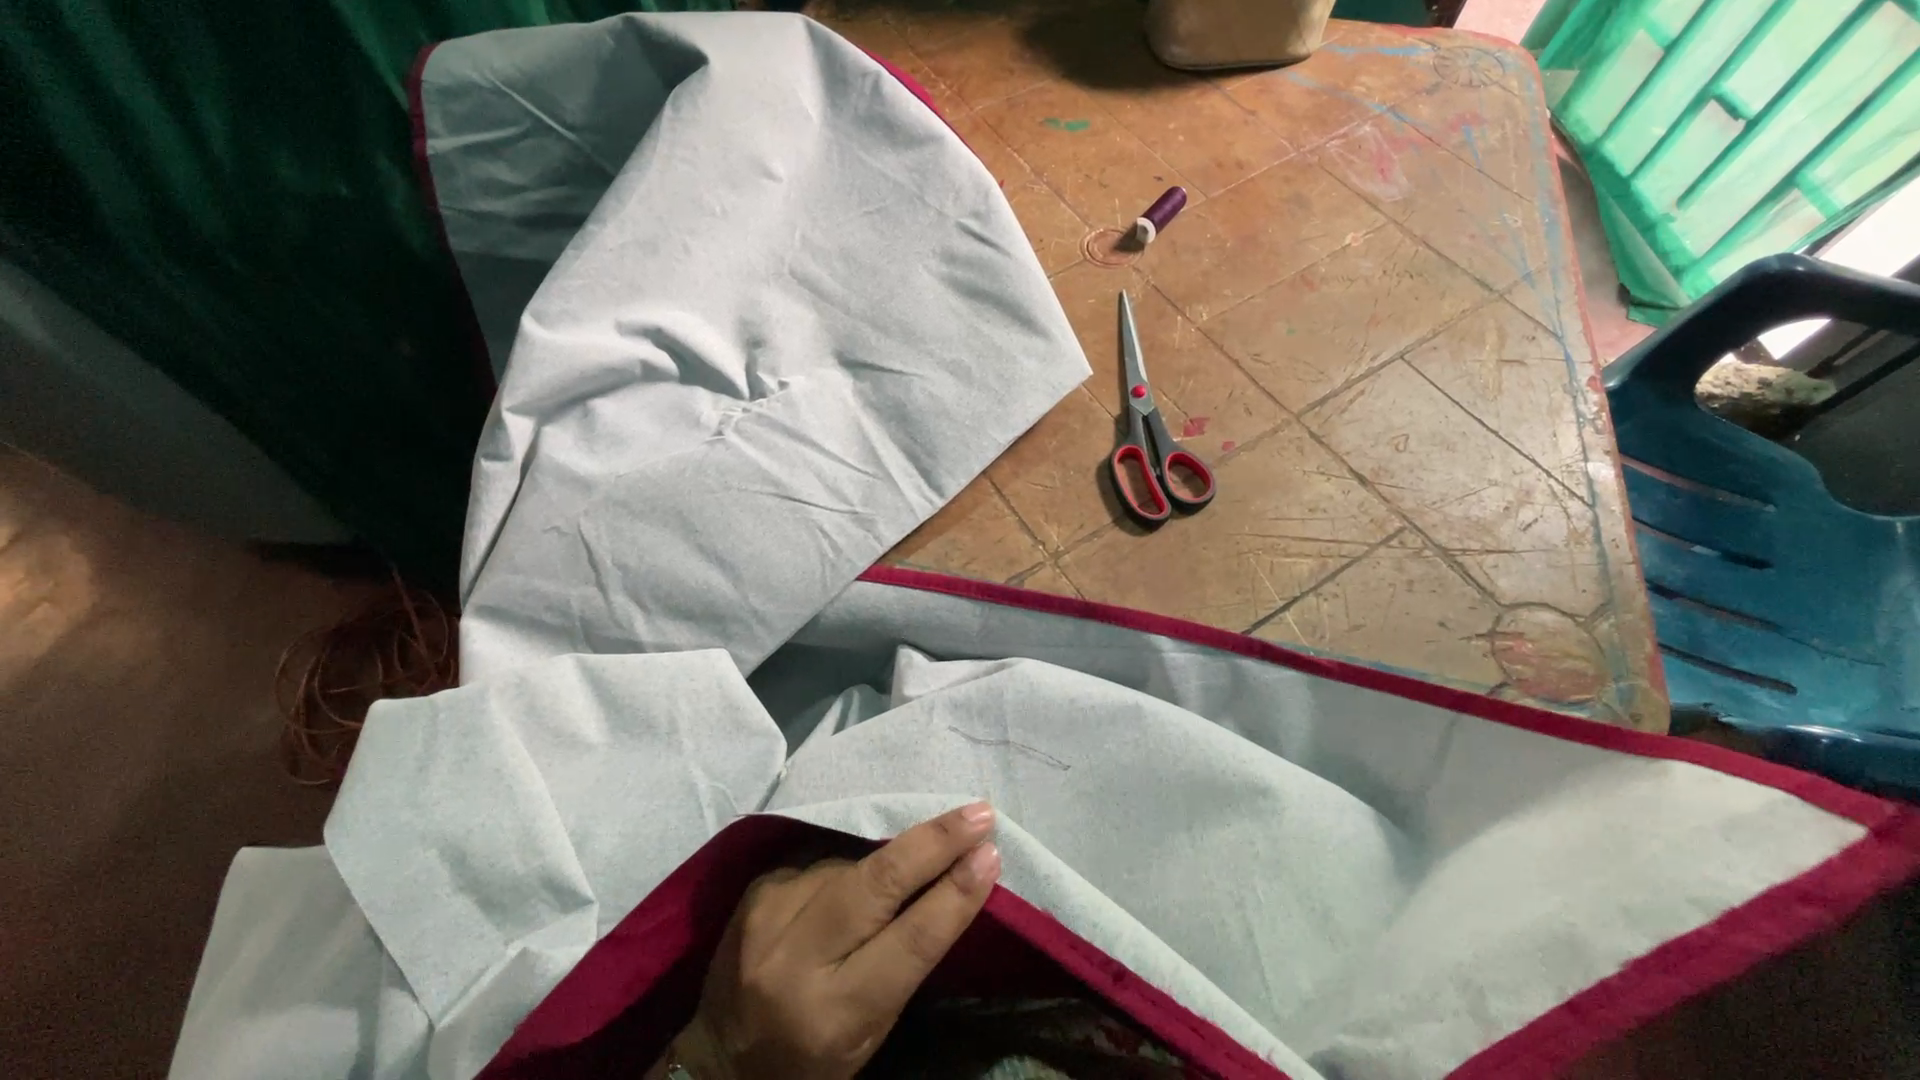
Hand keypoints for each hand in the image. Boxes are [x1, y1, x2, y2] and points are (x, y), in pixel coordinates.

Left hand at [666, 803, 1001, 1079]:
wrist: (719, 1058)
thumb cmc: (814, 1058)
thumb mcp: (872, 1028)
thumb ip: (906, 958)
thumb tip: (956, 878)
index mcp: (835, 1013)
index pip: (909, 942)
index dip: (955, 894)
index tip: (992, 853)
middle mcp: (795, 960)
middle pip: (876, 883)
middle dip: (934, 841)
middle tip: (979, 813)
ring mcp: (767, 917)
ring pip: (851, 863)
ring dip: (895, 851)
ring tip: (928, 844)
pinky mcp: (755, 889)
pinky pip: (821, 860)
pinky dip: (852, 861)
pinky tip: (863, 868)